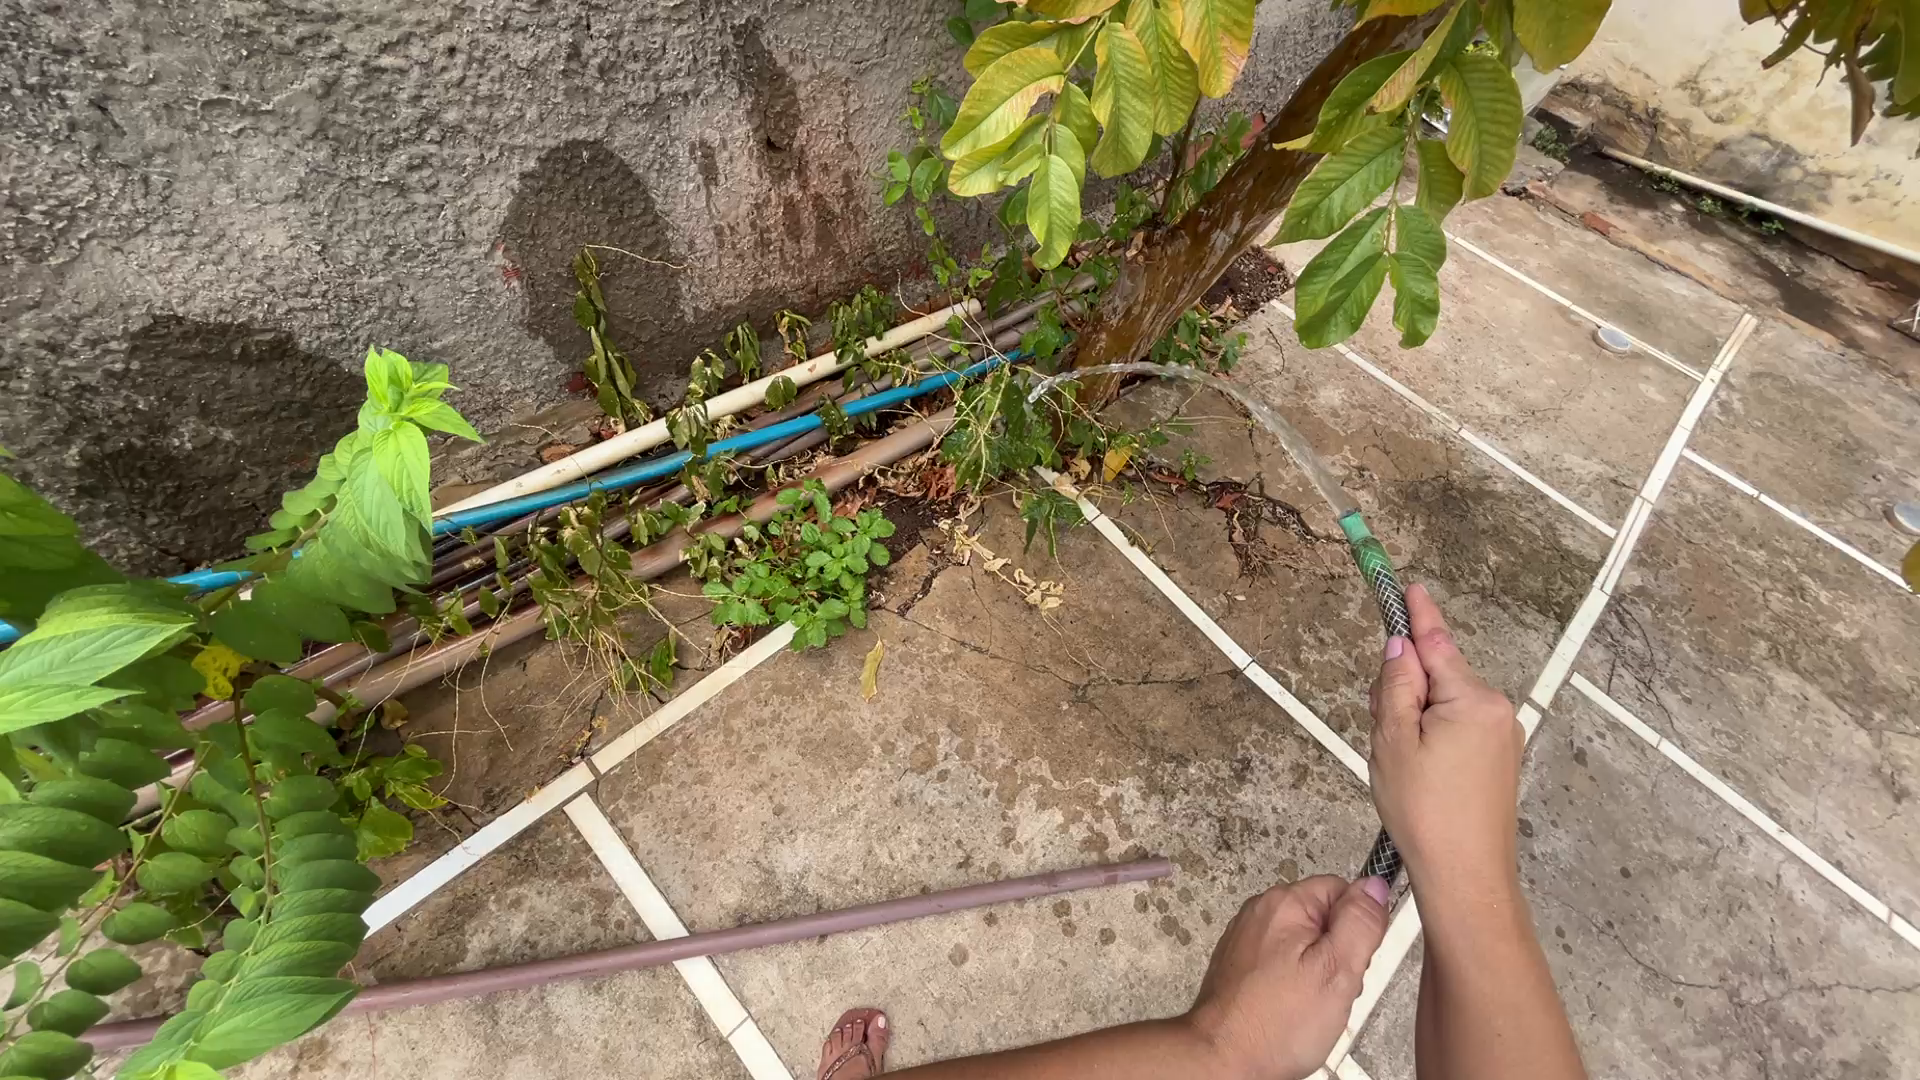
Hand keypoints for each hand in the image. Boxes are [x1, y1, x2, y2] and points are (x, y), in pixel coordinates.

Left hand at [1185, 875, 1389, 1079]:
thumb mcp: (1336, 971)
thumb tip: (1375, 886)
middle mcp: (1261, 911)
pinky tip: (1294, 1007)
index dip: (1358, 926)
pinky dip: (1296, 982)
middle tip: (1333, 988)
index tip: (1355, 960)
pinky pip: (1285, 961)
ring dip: (1320, 972)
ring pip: (1306, 944)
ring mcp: (1248, 935)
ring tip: (1313, 1004)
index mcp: (1284, 903)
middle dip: (1339, 954)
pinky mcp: (1242, 960)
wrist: (1225, 1054)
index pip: (1340, 889)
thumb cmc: (1277, 1020)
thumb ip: (1359, 925)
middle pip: (1323, 918)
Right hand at [1367, 583, 1524, 903]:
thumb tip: (1399, 646)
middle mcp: (1495, 708)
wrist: (1464, 874)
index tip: (1410, 582)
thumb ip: (1395, 686)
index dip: (1418, 613)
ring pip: (1440, 699)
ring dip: (1410, 711)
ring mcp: (1500, 733)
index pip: (1436, 643)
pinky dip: (1426, 728)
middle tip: (1379, 726)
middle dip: (1401, 685)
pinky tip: (1413, 762)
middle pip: (1436, 672)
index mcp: (1471, 699)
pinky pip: (1453, 721)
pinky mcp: (1496, 756)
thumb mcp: (1392, 739)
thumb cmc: (1421, 805)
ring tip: (1395, 755)